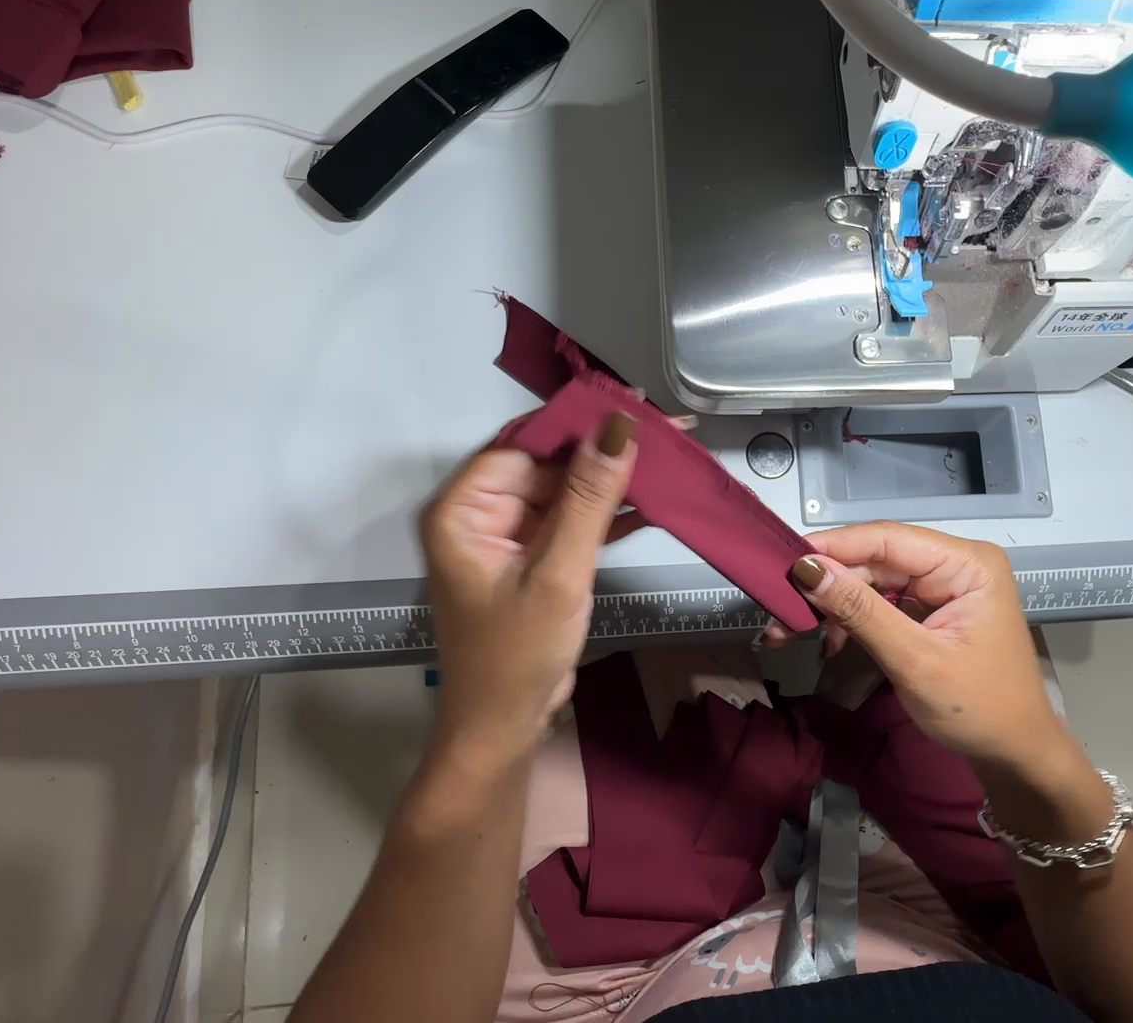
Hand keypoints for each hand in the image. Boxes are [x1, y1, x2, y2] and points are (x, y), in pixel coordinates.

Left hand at [419, 412, 637, 762]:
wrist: (506, 728)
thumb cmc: (517, 654)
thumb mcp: (557, 573)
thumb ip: (588, 499)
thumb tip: (618, 428)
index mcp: (463, 509)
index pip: (524, 445)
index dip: (578, 424)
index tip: (633, 405)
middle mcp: (481, 514)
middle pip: (547, 464)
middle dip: (603, 453)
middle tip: (664, 433)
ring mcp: (509, 537)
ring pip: (566, 491)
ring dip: (612, 483)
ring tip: (669, 460)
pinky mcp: (534, 558)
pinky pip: (572, 522)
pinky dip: (607, 516)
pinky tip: (652, 502)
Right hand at [764, 522, 1065, 771]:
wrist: (1014, 755)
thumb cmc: (978, 709)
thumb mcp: (914, 661)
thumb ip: (860, 612)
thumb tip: (807, 570)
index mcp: (966, 563)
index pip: (887, 538)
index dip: (833, 547)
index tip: (784, 561)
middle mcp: (953, 563)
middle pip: (875, 559)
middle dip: (828, 584)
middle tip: (779, 608)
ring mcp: (941, 586)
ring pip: (871, 581)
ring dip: (832, 605)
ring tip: (789, 630)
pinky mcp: (928, 608)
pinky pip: (879, 601)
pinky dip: (850, 620)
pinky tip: (828, 641)